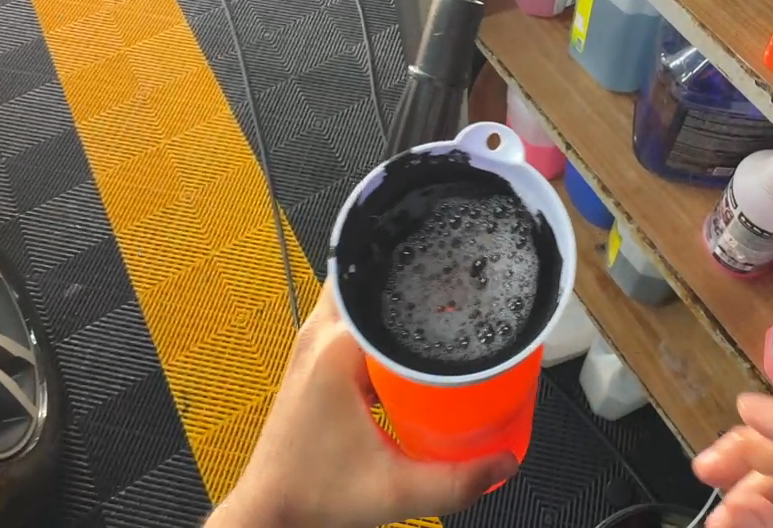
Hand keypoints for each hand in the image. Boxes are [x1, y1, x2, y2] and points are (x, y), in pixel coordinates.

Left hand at [206, 292, 515, 527]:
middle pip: (367, 271)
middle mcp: (321, 333)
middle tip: (448, 279)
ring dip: (388, 287)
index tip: (453, 272)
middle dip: (408, 269)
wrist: (269, 513)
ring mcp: (312, 339)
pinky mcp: (313, 352)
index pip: (382, 282)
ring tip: (431, 296)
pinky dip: (375, 309)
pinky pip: (348, 310)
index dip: (420, 270)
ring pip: (355, 287)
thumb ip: (455, 481)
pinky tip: (404, 331)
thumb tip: (504, 463)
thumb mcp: (392, 492)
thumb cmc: (313, 497)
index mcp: (337, 350)